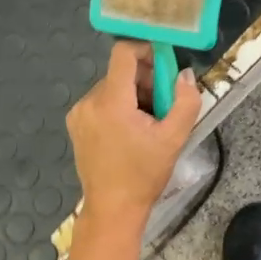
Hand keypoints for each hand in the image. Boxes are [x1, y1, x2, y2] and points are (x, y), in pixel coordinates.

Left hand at [66, 42, 201, 222]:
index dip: (146, 50)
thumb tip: (184, 74)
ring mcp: (79, 113)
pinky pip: (101, 102)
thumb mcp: (173, 138)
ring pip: (112, 87)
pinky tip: (131, 131)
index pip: (123, 53)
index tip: (165, 65)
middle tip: (163, 105)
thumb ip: (185, 101)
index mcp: (111, 101)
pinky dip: (119, 106)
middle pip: (121, 72)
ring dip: (133, 95)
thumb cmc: (144, 174)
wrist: (113, 209)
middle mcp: (89, 101)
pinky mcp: (76, 125)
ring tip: (149, 122)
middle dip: (146, 81)